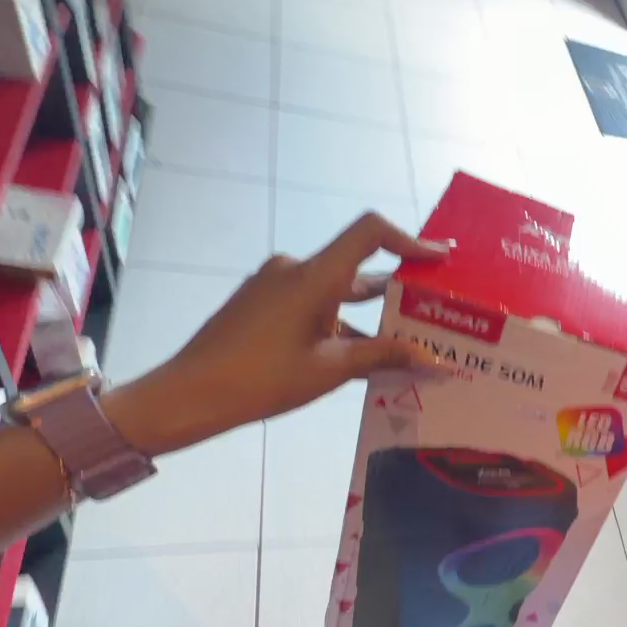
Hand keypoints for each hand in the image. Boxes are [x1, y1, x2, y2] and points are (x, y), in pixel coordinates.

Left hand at [105, 215, 449, 455]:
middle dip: (396, 290)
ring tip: (404, 342)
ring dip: (369, 313)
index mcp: (314, 276)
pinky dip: (341, 321)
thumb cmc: (263, 378)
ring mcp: (275, 285)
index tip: (437, 259)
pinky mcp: (263, 303)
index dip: (408, 240)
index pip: (369, 232)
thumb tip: (433, 359)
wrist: (189, 394)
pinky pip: (313, 303)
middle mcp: (296, 269)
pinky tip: (359, 353)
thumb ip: (384, 356)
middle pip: (357, 266)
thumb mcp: (332, 368)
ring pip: (336, 290)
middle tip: (431, 310)